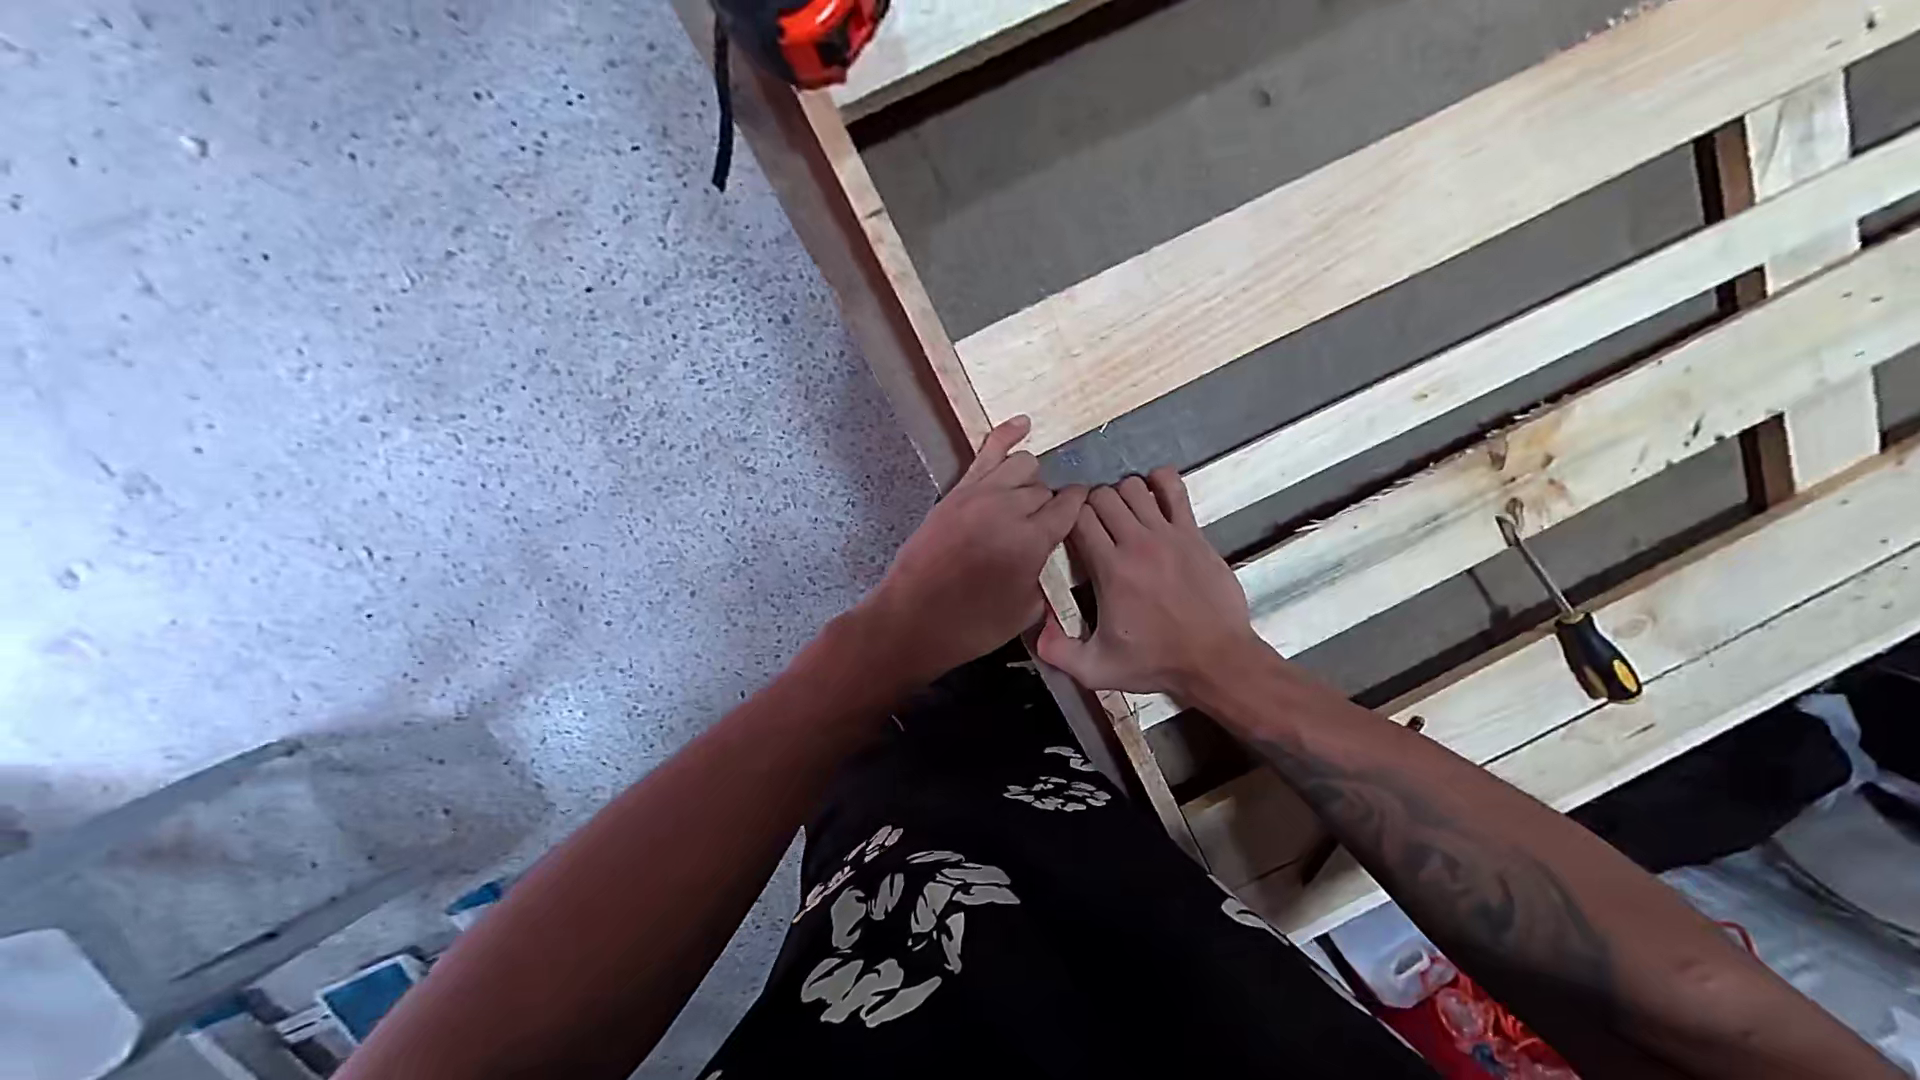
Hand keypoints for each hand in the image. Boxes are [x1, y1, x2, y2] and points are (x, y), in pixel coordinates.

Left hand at [859, 416, 1086, 685]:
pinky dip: (1007, 434)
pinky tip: (1023, 424)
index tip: (1081, 513)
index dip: (1078, 510)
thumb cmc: (971, 625)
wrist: (911, 619)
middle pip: (1044, 489)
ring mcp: (980, 494)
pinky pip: (987, 451)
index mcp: (1031, 539)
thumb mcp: (1025, 611)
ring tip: (1030, 497)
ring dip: (1032, 480)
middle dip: (1051, 504)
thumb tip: (1050, 552)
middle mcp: (1009, 507)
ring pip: (1022, 464)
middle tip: (1047, 523)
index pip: (1069, 507)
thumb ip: (1045, 574)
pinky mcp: (957, 491)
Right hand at [1037, 468, 1268, 698]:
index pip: (1078, 518)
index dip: (1067, 517)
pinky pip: (1174, 488)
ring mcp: (1169, 534)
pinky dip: (1160, 482)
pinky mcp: (1193, 534)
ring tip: (1120, 515)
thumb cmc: (1158, 663)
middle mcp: (1138, 544)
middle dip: (1090, 505)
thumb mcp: (1097, 669)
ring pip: (1133, 487)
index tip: (1067, 530)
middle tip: (1092, 524)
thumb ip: (1058, 652)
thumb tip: (1036, 632)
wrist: (1217, 660)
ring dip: (1121, 495)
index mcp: (1111, 570)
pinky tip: (1153, 495)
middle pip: (1102, 496)